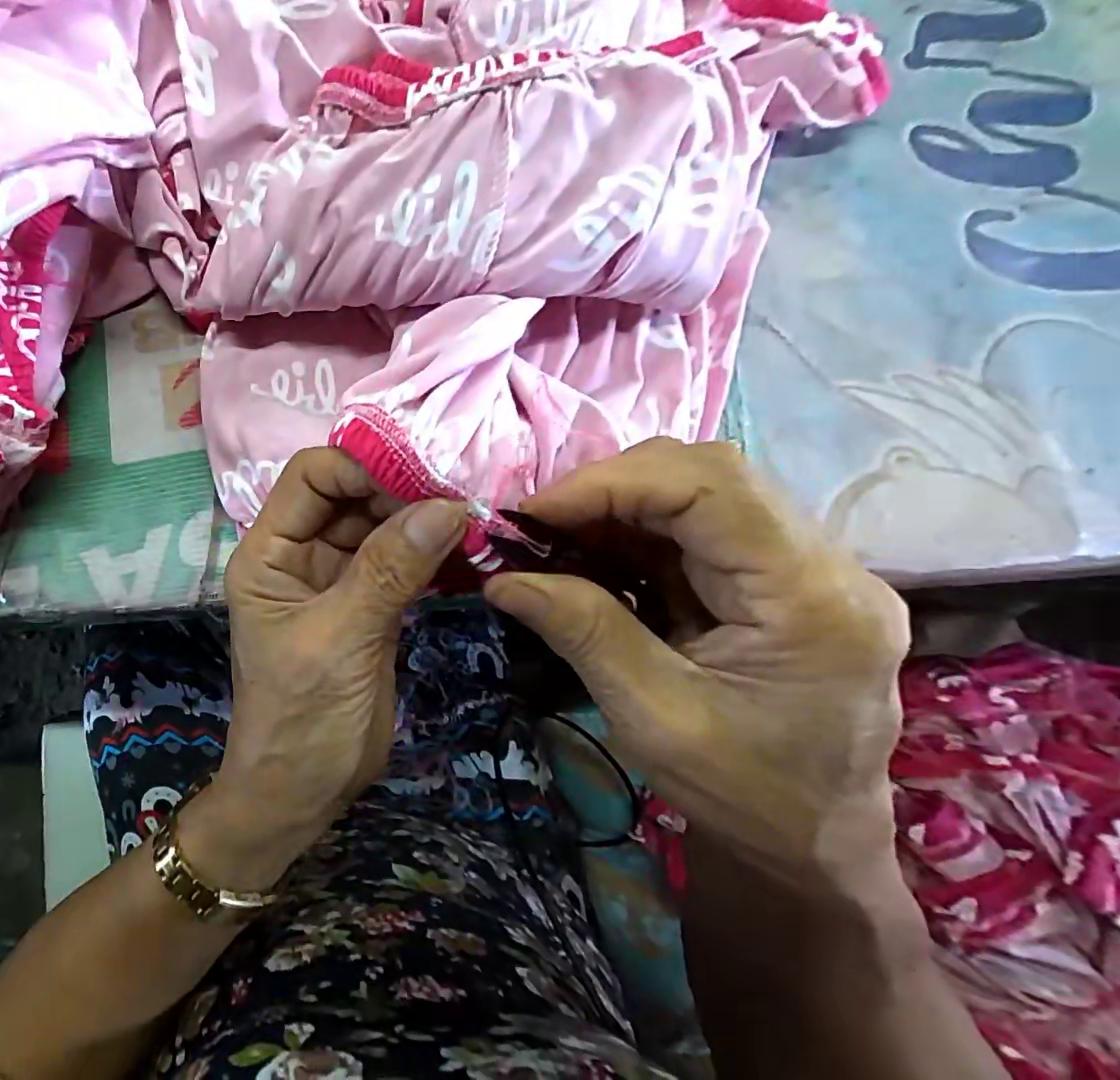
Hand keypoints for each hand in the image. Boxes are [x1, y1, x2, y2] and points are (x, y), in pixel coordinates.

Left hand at [180, 448, 465, 892]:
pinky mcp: (363, 605)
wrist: (301, 789)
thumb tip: (447, 505)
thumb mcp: (341, 638)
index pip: (310, 477)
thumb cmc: (303, 717)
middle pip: (348, 496)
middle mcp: (296, 555)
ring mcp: (331, 579)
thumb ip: (388, 570)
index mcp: (268, 553)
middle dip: (401, 491)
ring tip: (476, 521)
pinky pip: (396, 562)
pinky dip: (428, 553)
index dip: (362, 468)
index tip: (425, 477)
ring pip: (377, 526)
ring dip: (421, 520)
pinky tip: (468, 551)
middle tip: (466, 497)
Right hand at [483, 438, 910, 891]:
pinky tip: (583, 559)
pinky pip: (688, 529)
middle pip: (706, 475)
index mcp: (811, 598)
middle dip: (605, 488)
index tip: (530, 516)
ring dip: (609, 508)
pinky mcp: (768, 581)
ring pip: (694, 493)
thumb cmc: (741, 791)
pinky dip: (623, 534)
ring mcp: (797, 570)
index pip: (711, 487)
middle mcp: (819, 566)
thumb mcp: (651, 715)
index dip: (609, 484)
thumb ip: (582, 631)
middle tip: (533, 527)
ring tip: (548, 541)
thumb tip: (500, 578)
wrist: (807, 843)